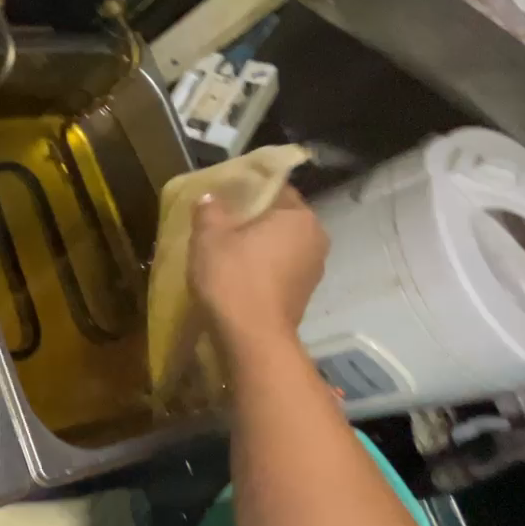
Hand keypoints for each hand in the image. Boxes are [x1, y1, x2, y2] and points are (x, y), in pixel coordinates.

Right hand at [189, 186, 329, 347]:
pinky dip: (263, 269)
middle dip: (254, 220)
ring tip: (227, 254)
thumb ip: (209, 211)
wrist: (251, 336)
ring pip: (282, 246)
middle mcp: (316, 236)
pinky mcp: (304, 293)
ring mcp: (314, 267)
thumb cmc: (231, 278)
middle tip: (221, 227)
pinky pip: (281, 270)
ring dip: (259, 247)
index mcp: (298, 216)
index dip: (248, 190)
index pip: (276, 189)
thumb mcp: (208, 239)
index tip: (224, 198)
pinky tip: (239, 278)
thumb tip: (210, 196)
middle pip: (281, 218)